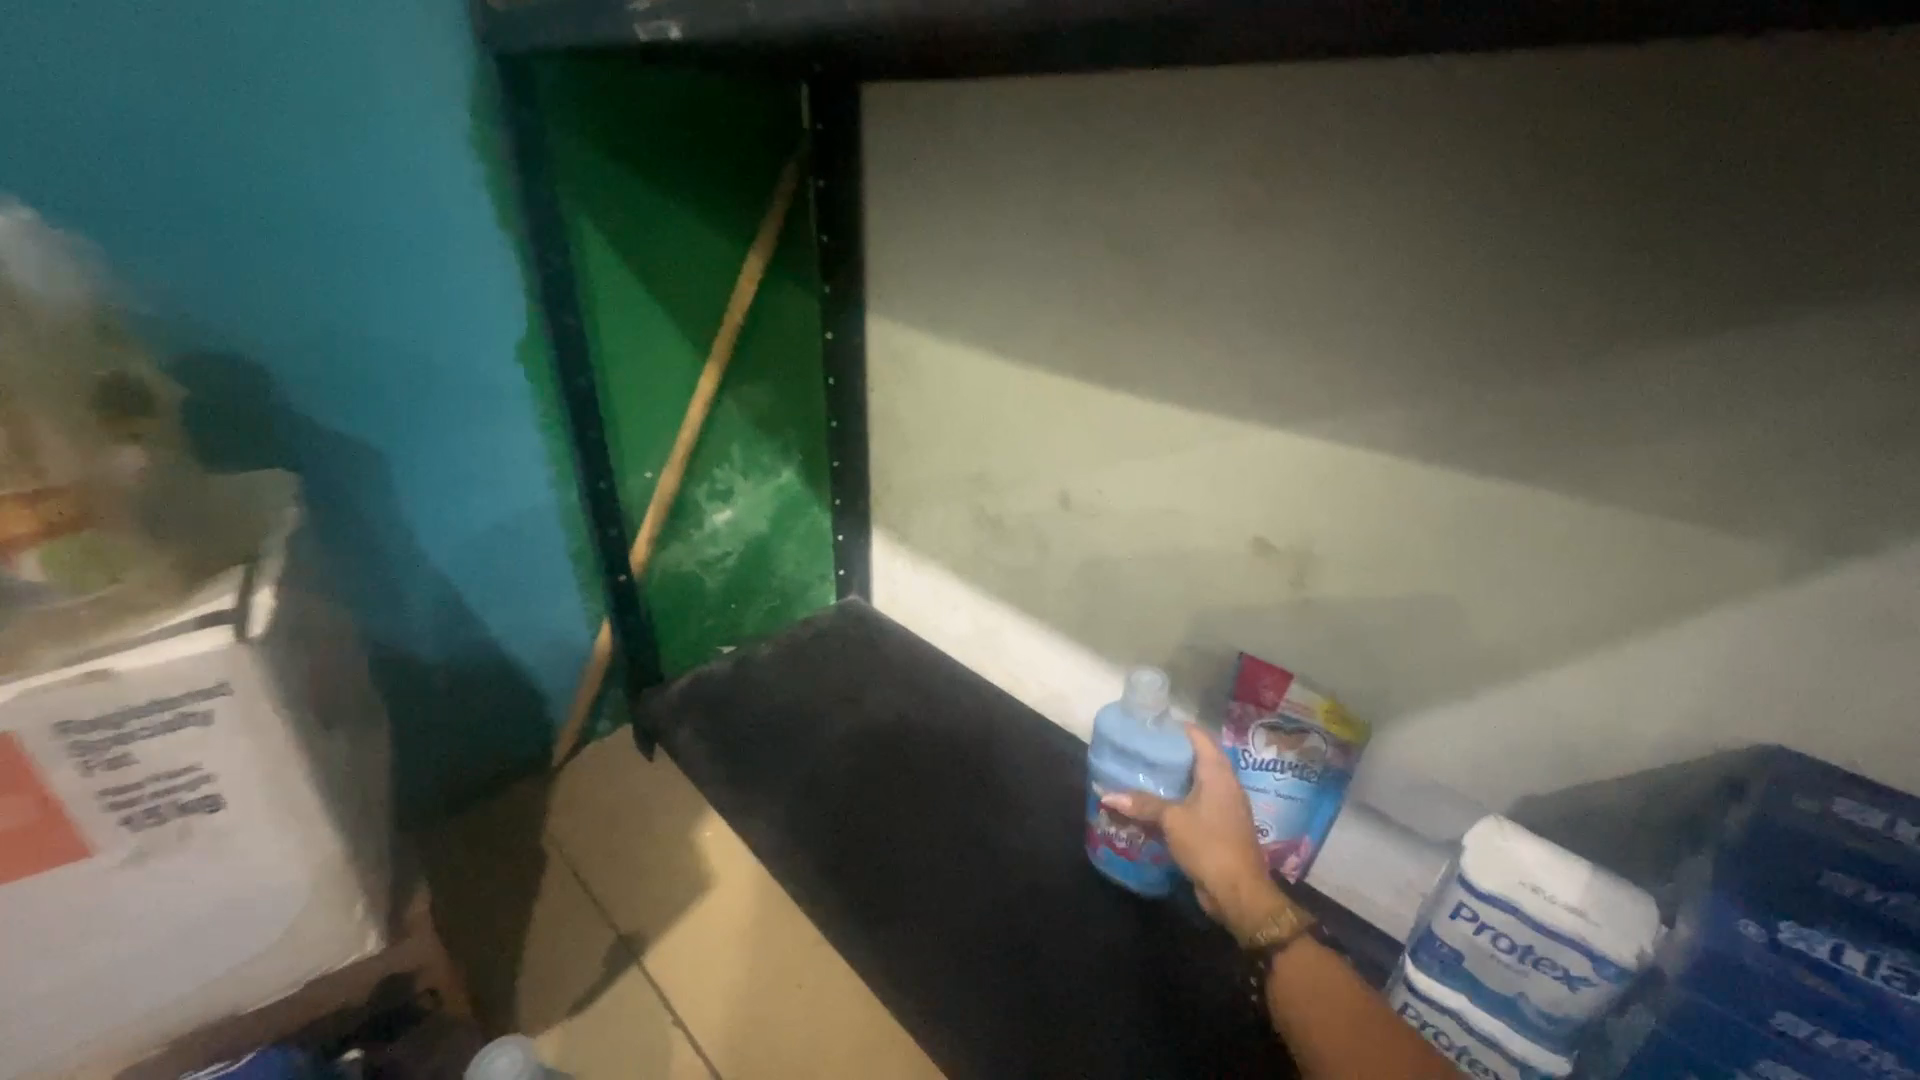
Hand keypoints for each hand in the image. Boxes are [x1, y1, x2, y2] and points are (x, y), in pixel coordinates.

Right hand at [1100, 724, 1295, 941]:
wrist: (1239, 892)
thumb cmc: (1208, 844)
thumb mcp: (1172, 820)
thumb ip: (1142, 804)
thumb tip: (1107, 795)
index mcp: (1218, 773)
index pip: (1199, 737)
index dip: (1176, 728)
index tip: (1151, 726)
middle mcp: (1225, 785)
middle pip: (1196, 760)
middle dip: (1169, 756)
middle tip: (1139, 751)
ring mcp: (1224, 808)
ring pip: (1194, 785)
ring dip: (1171, 783)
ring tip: (1141, 776)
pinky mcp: (1219, 829)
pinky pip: (1195, 807)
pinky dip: (1176, 804)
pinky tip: (1153, 808)